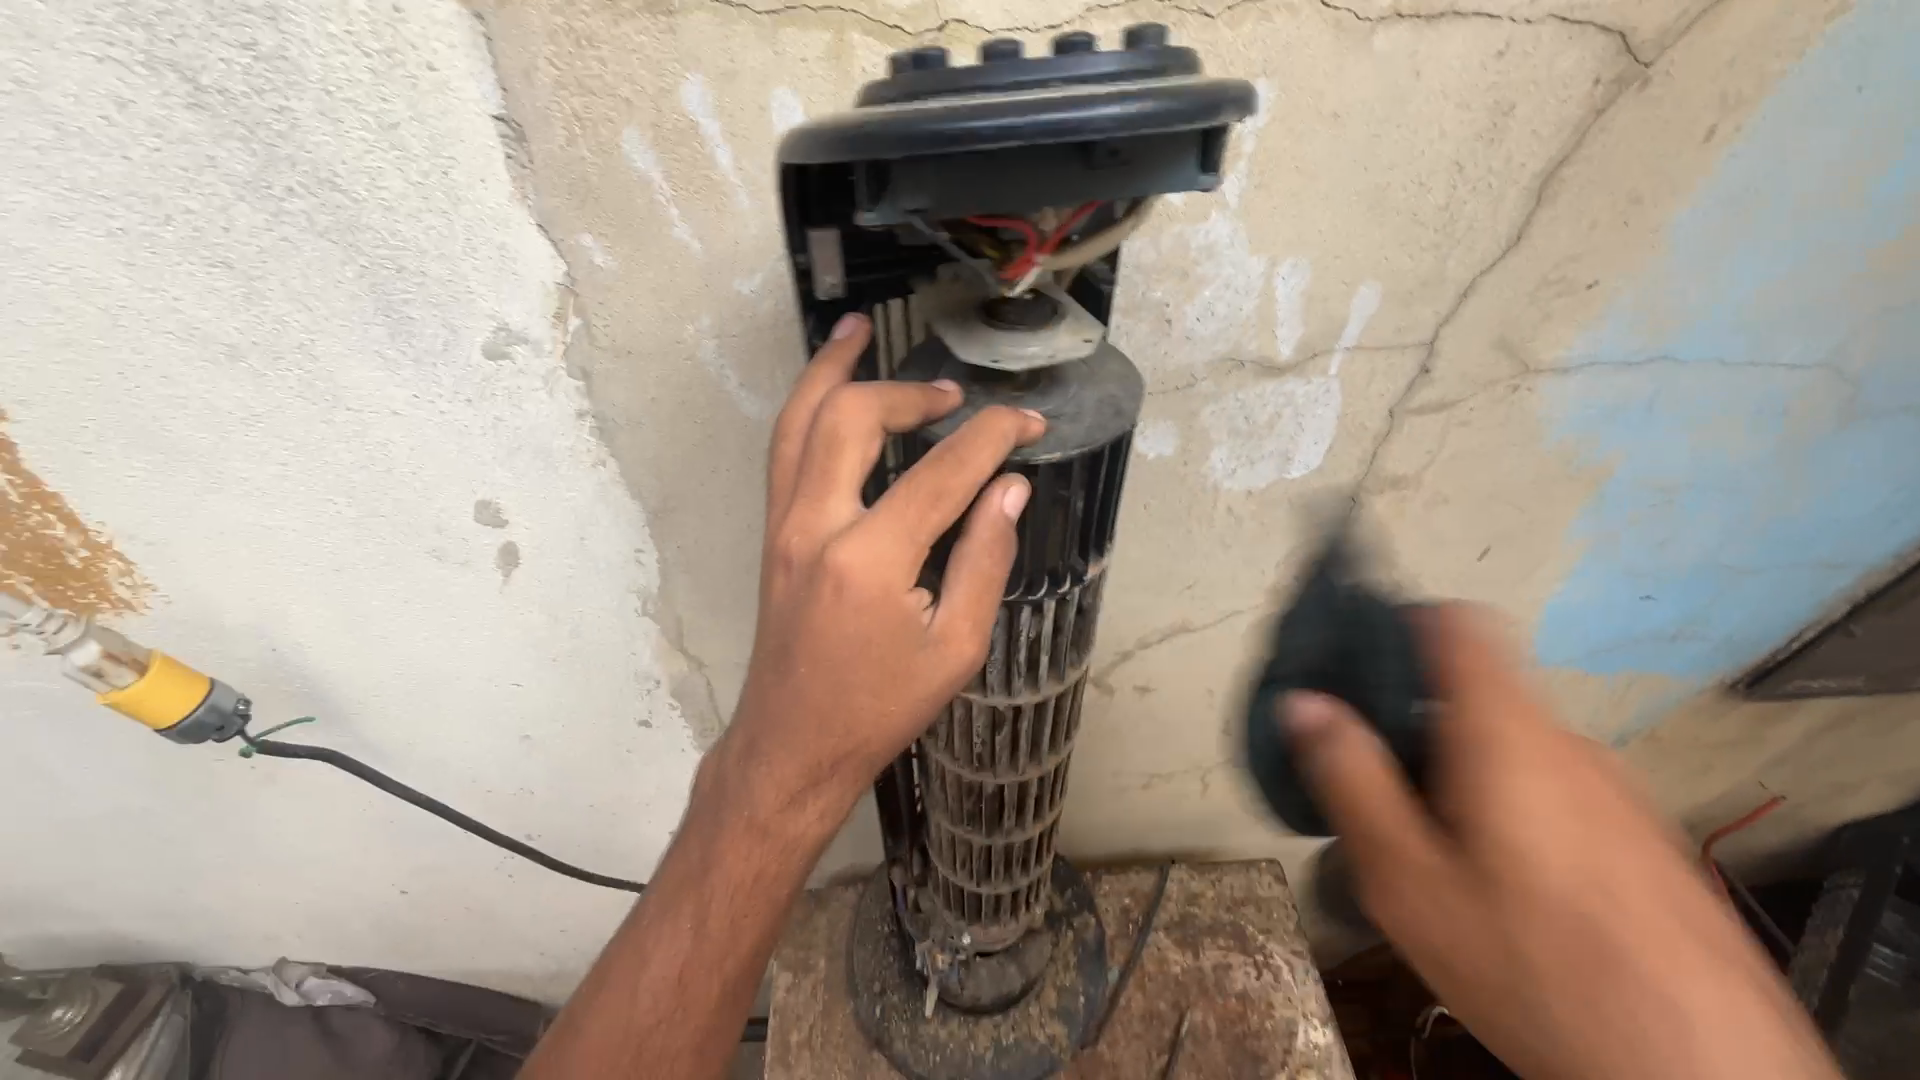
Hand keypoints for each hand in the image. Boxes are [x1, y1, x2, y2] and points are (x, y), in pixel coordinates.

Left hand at [722, 313, 1043, 833]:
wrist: (794, 744)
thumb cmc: (881, 708)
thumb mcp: (957, 648)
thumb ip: (985, 561)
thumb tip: (1008, 490)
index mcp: (871, 560)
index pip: (942, 471)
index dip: (992, 437)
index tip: (1027, 424)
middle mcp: (816, 526)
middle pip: (853, 419)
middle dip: (910, 394)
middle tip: (955, 400)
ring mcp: (783, 525)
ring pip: (798, 421)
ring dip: (831, 370)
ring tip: (858, 330)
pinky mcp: (773, 533)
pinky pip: (785, 450)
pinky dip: (806, 408)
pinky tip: (826, 388)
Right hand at [1285, 606, 1837, 1079]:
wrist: (1703, 1074)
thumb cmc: (1529, 962)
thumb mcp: (1405, 877)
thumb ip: (1350, 778)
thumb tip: (1303, 703)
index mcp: (1505, 733)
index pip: (1455, 624)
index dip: (1396, 621)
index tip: (1347, 661)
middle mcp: (1566, 744)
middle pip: (1473, 692)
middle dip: (1410, 722)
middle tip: (1367, 783)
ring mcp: (1613, 791)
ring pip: (1508, 746)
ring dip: (1454, 769)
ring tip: (1423, 846)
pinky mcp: (1639, 838)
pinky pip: (1549, 788)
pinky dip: (1503, 803)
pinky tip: (1494, 885)